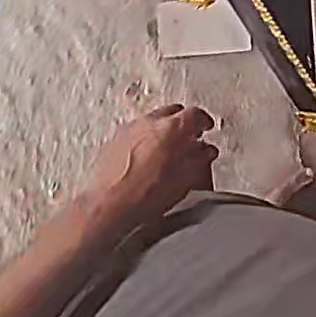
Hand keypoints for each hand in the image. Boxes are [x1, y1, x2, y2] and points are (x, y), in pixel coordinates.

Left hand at [75, 104, 217, 235]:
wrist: (109, 204)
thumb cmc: (143, 196)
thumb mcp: (183, 181)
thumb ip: (198, 160)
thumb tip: (204, 152)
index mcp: (171, 129)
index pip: (195, 114)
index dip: (204, 121)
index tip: (206, 127)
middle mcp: (150, 122)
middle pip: (174, 111)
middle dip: (184, 122)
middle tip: (191, 137)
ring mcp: (131, 128)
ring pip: (154, 119)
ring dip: (164, 129)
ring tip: (170, 148)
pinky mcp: (116, 138)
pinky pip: (138, 129)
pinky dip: (147, 136)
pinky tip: (149, 155)